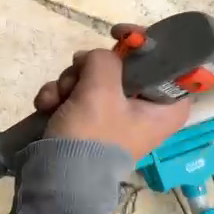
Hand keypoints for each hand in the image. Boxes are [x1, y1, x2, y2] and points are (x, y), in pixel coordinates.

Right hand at [34, 25, 192, 161]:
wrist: (57, 178)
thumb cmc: (90, 137)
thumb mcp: (99, 92)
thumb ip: (103, 62)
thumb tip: (94, 55)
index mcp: (168, 105)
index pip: (168, 61)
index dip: (143, 45)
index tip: (118, 36)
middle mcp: (144, 109)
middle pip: (119, 70)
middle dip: (88, 71)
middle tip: (75, 80)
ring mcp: (112, 117)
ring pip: (90, 81)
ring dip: (66, 84)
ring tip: (54, 101)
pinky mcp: (84, 124)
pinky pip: (72, 97)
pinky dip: (56, 98)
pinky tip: (45, 108)